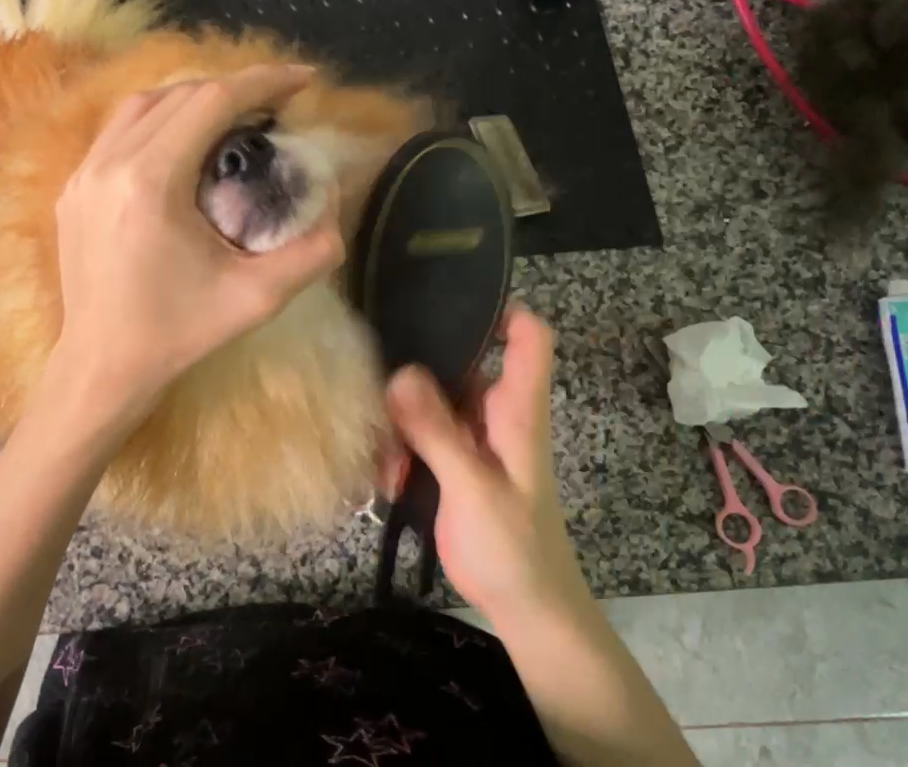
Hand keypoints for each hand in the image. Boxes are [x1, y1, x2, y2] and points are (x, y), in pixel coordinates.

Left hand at [44, 65, 344, 447]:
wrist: (102, 366)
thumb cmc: (178, 333)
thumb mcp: (256, 298)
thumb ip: (311, 252)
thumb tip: (335, 208)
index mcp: (150, 181)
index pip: (212, 101)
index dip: (263, 82)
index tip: (303, 80)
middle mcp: (109, 164)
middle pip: (177, 94)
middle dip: (233, 88)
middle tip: (276, 105)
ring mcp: (82, 174)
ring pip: (141, 106)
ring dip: (191, 99)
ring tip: (234, 116)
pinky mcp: (72, 190)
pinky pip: (117, 133)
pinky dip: (157, 122)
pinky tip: (183, 144)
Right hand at [380, 307, 592, 625]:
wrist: (526, 609)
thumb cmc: (514, 548)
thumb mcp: (474, 489)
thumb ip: (437, 432)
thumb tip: (398, 372)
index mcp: (517, 410)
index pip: (528, 338)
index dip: (501, 308)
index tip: (444, 298)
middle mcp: (493, 412)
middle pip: (456, 363)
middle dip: (413, 379)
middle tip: (378, 405)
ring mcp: (470, 437)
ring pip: (425, 400)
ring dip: (399, 427)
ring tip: (388, 468)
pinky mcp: (450, 461)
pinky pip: (415, 435)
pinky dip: (397, 452)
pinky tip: (388, 483)